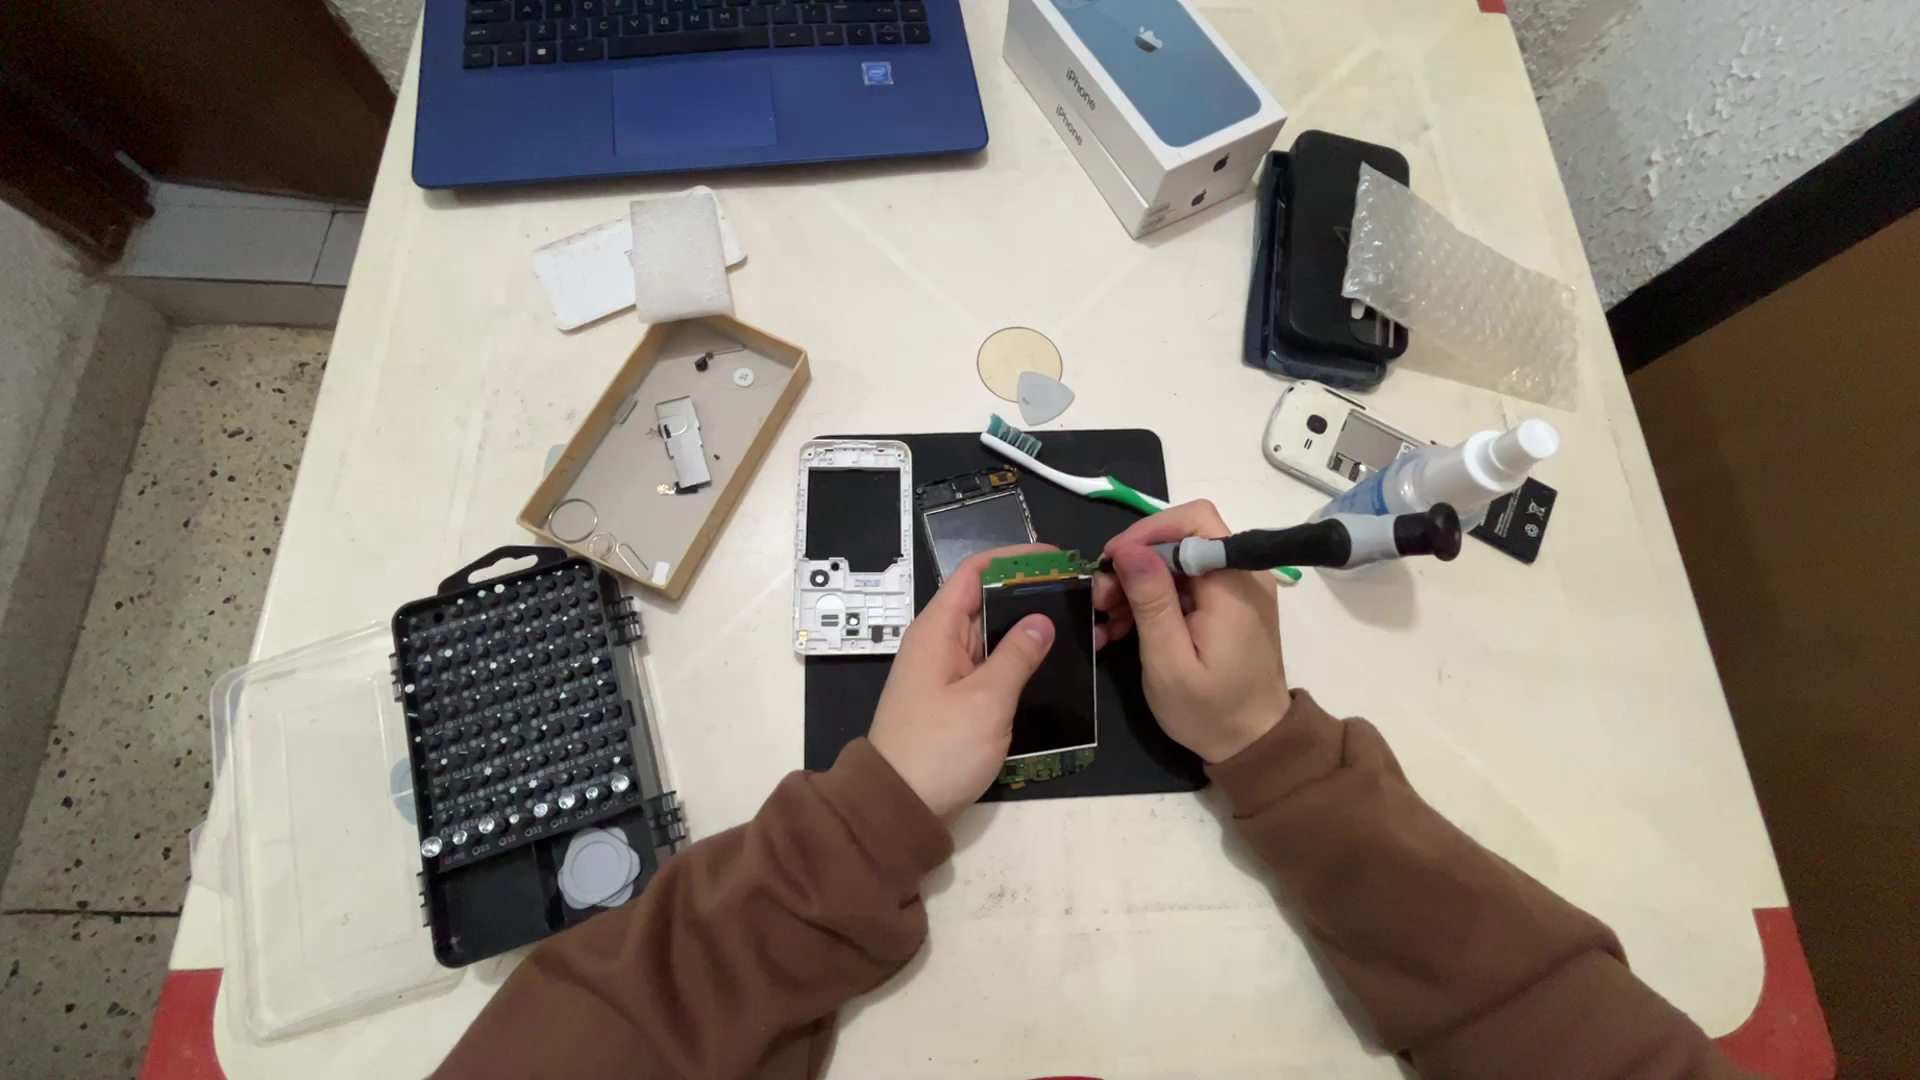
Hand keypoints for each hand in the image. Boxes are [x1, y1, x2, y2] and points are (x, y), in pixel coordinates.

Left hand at [869, 545, 1057, 820]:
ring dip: (1029, 626)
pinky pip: (991, 663)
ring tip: (1079, 623)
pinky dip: (1020, 657)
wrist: (900, 807)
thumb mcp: (986, 700)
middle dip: (1030, 591)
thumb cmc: (939, 748)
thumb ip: (1017, 655)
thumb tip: (1043, 619)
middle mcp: (940, 641)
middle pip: (986, 599)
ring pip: (992, 632)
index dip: (1014, 559)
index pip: (974, 572)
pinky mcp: (957, 696)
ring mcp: (948, 670)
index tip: (1057, 558)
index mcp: (937, 629)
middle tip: (1080, 593)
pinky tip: (1055, 662)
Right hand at [1096, 500, 1289, 763]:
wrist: (1253, 745)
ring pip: (1175, 561)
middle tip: (1101, 599)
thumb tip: (1127, 548)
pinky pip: (1182, 583)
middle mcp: (1241, 574)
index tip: (1110, 563)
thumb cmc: (1210, 710)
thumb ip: (1151, 601)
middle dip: (1134, 562)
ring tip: (1107, 620)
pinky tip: (1124, 626)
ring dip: (1136, 584)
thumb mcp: (1169, 661)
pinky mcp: (1224, 604)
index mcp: (1233, 584)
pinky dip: (1151, 598)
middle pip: (1180, 539)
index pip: (1194, 521)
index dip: (1147, 532)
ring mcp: (1235, 588)